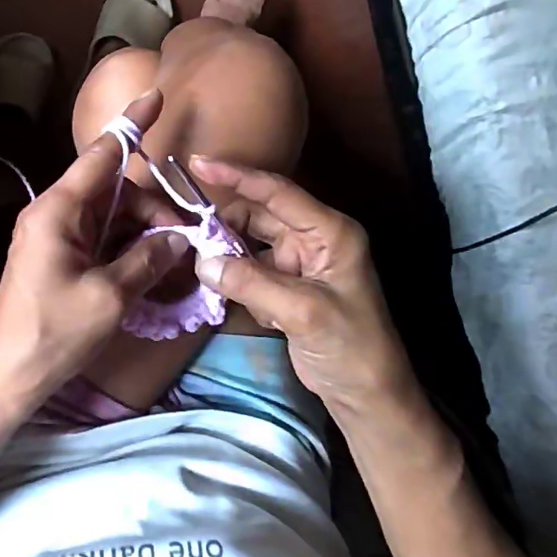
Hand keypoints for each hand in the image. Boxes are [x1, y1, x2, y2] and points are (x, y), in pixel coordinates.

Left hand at [0, 91, 190, 412]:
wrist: (6, 376)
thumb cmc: (52, 333)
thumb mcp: (110, 297)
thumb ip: (148, 260)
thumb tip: (179, 237)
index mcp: (57, 211)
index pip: (101, 155)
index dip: (131, 125)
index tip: (155, 94)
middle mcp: (53, 214)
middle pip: (112, 191)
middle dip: (151, 208)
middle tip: (183, 241)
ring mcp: (53, 237)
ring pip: (108, 217)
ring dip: (141, 232)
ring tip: (171, 261)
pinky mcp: (57, 259)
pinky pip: (98, 240)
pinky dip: (125, 249)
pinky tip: (148, 271)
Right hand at [189, 157, 411, 409]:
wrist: (367, 394)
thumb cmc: (350, 347)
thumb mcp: (302, 312)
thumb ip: (251, 282)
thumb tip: (202, 261)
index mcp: (329, 232)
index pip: (277, 192)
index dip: (237, 175)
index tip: (198, 162)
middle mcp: (313, 238)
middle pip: (258, 214)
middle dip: (224, 221)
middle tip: (188, 234)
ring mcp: (299, 262)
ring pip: (250, 240)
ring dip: (225, 249)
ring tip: (198, 261)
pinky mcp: (286, 284)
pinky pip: (250, 267)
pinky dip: (232, 273)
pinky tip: (220, 287)